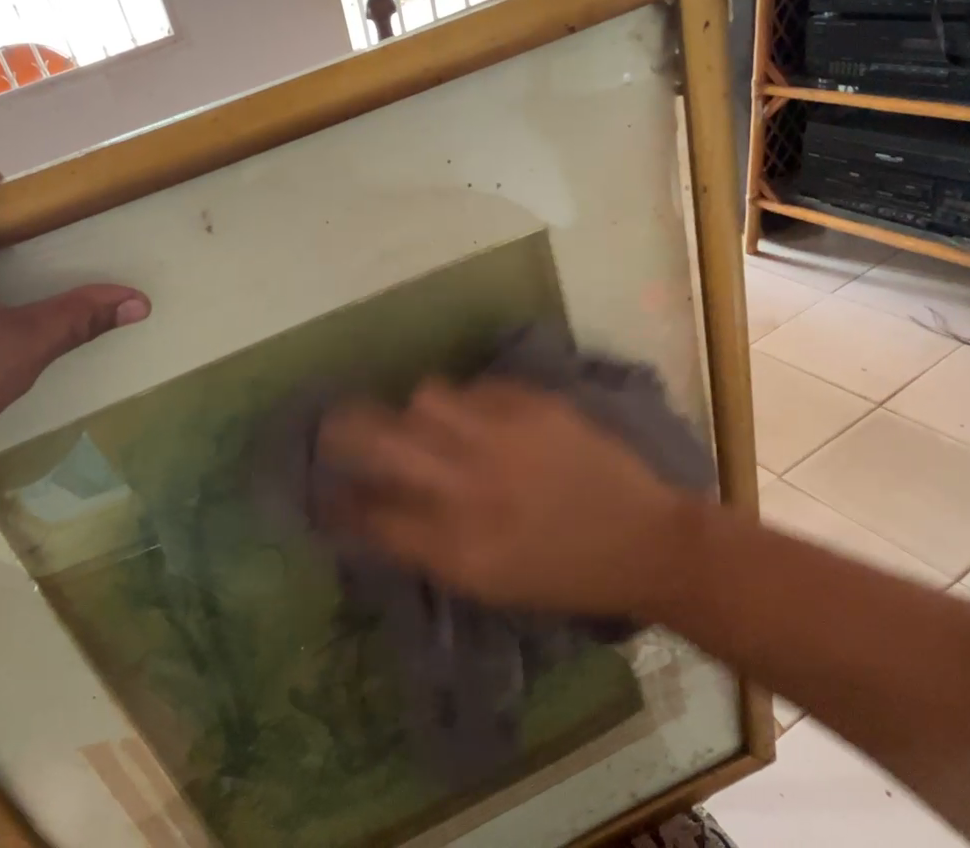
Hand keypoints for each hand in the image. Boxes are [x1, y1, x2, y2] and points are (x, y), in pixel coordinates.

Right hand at [318, 379, 691, 618]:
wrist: (647, 543)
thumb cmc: (563, 575)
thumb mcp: (486, 581)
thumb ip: (422, 545)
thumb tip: (372, 513)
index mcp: (454, 543)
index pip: (370, 513)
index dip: (336, 501)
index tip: (323, 492)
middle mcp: (469, 485)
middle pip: (378, 440)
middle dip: (343, 430)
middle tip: (336, 426)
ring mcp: (503, 438)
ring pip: (426, 397)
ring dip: (419, 411)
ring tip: (432, 422)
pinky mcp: (535, 407)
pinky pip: (477, 387)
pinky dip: (471, 402)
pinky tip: (485, 419)